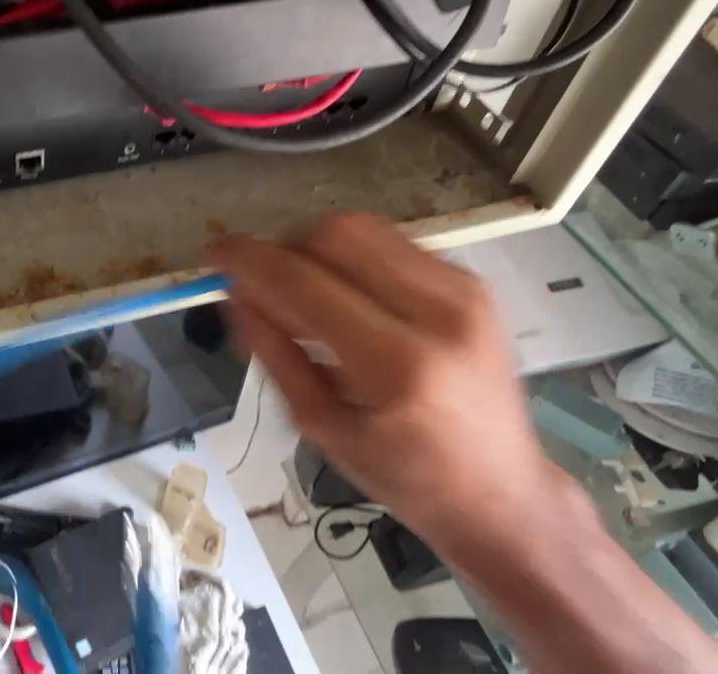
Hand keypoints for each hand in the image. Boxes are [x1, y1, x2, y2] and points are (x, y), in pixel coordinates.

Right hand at [211, 213, 570, 551]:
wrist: (501, 490)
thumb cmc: (404, 474)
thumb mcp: (320, 426)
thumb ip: (272, 351)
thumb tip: (233, 290)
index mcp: (396, 365)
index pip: (303, 282)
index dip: (248, 259)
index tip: (216, 252)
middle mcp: (438, 314)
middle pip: (335, 234)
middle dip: (284, 246)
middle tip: (263, 278)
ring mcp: (462, 291)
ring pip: (362, 227)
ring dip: (316, 245)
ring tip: (302, 284)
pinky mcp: (471, 281)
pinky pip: (390, 240)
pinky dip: (351, 254)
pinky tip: (344, 290)